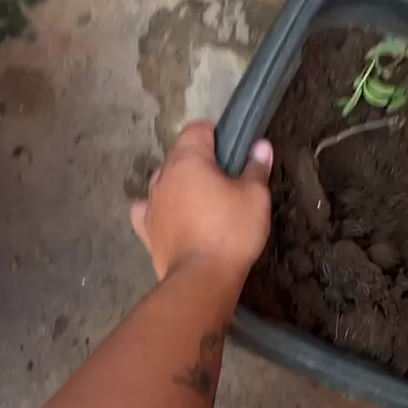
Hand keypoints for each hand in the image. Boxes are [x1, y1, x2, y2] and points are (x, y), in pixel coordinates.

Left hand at [131, 121, 272, 281]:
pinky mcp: (146, 229)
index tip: (234, 152)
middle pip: (180, 155)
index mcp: (187, 160)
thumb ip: (256, 167)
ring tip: (203, 203)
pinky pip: (150, 209)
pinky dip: (161, 209)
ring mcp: (151, 202)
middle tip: (227, 181)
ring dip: (181, 184)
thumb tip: (261, 146)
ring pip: (165, 181)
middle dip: (201, 161)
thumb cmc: (231, 231)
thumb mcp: (255, 197)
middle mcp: (162, 176)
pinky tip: (173, 217)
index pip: (197, 129)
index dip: (217, 135)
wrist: (203, 278)